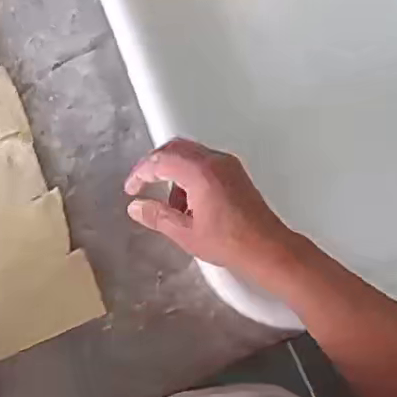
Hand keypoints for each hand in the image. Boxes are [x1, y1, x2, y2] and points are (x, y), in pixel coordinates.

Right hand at [124, 139, 306, 275]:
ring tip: (170, 205)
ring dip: (173, 172)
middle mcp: (216, 162)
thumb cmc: (231, 241)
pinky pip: (204, 163)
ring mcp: (228, 166)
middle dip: (154, 165)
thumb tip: (137, 207)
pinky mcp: (234, 174)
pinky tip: (188, 205)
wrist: (265, 248)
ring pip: (190, 154)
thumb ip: (157, 216)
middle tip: (142, 184)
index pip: (160, 161)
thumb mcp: (184, 232)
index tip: (132, 188)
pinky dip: (189, 176)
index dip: (140, 173)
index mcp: (201, 173)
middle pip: (175, 149)